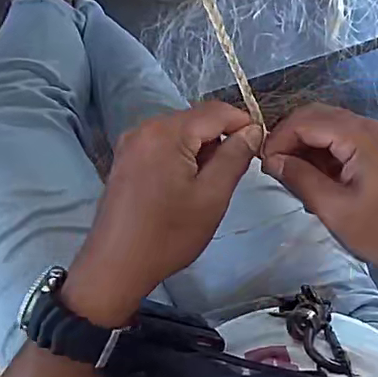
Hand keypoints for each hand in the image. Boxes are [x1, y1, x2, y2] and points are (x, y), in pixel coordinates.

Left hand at [63, 102, 262, 326]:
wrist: (117, 266)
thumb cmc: (169, 234)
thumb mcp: (212, 196)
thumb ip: (235, 157)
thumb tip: (252, 130)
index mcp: (167, 132)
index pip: (217, 111)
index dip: (244, 124)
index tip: (260, 149)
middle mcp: (145, 128)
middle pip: (197, 119)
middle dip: (222, 138)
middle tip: (237, 173)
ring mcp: (131, 143)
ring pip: (181, 132)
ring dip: (204, 149)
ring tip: (212, 184)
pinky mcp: (126, 160)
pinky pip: (164, 145)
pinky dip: (183, 156)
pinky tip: (188, 185)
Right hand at [261, 105, 377, 279]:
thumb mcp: (337, 211)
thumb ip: (302, 180)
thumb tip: (274, 160)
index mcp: (360, 137)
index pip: (305, 120)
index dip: (278, 138)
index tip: (264, 165)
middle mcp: (372, 128)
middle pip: (318, 117)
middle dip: (291, 140)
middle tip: (276, 172)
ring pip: (333, 129)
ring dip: (309, 149)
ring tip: (297, 182)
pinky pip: (349, 142)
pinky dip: (329, 155)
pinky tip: (322, 183)